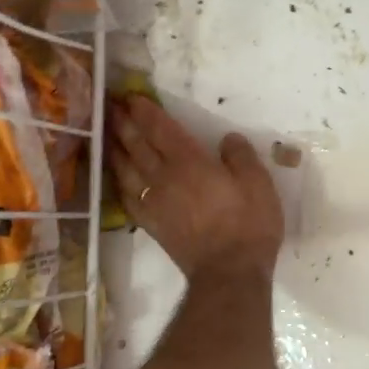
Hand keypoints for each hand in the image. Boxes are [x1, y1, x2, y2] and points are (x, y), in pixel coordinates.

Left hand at [106, 94, 283, 281]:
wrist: (229, 273)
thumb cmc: (249, 226)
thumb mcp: (259, 185)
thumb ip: (242, 157)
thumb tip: (229, 140)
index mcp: (190, 162)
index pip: (160, 129)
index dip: (145, 111)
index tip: (132, 96)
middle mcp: (164, 177)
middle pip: (136, 144)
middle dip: (123, 122)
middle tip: (111, 106)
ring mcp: (154, 202)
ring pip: (126, 168)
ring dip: (115, 148)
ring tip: (108, 135)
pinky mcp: (152, 225)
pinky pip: (127, 197)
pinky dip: (119, 182)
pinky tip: (117, 177)